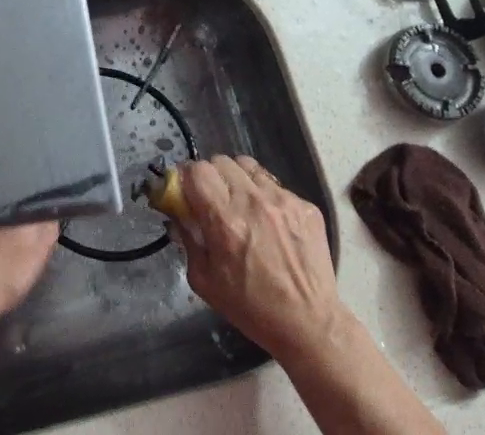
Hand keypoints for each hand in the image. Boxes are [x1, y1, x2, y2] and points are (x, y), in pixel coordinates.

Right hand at [172, 155, 341, 359]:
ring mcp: (283, 200)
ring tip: (241, 205)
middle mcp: (253, 201)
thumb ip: (187, 237)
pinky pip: (274, 185)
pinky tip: (268, 222)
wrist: (308, 323)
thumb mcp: (203, 279)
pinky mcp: (305, 206)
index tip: (187, 193)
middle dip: (210, 177)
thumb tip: (177, 211)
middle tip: (212, 200)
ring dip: (237, 180)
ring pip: (248, 166)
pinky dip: (263, 195)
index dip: (187, 178)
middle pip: (220, 161)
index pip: (197, 171)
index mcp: (224, 220)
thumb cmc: (250, 307)